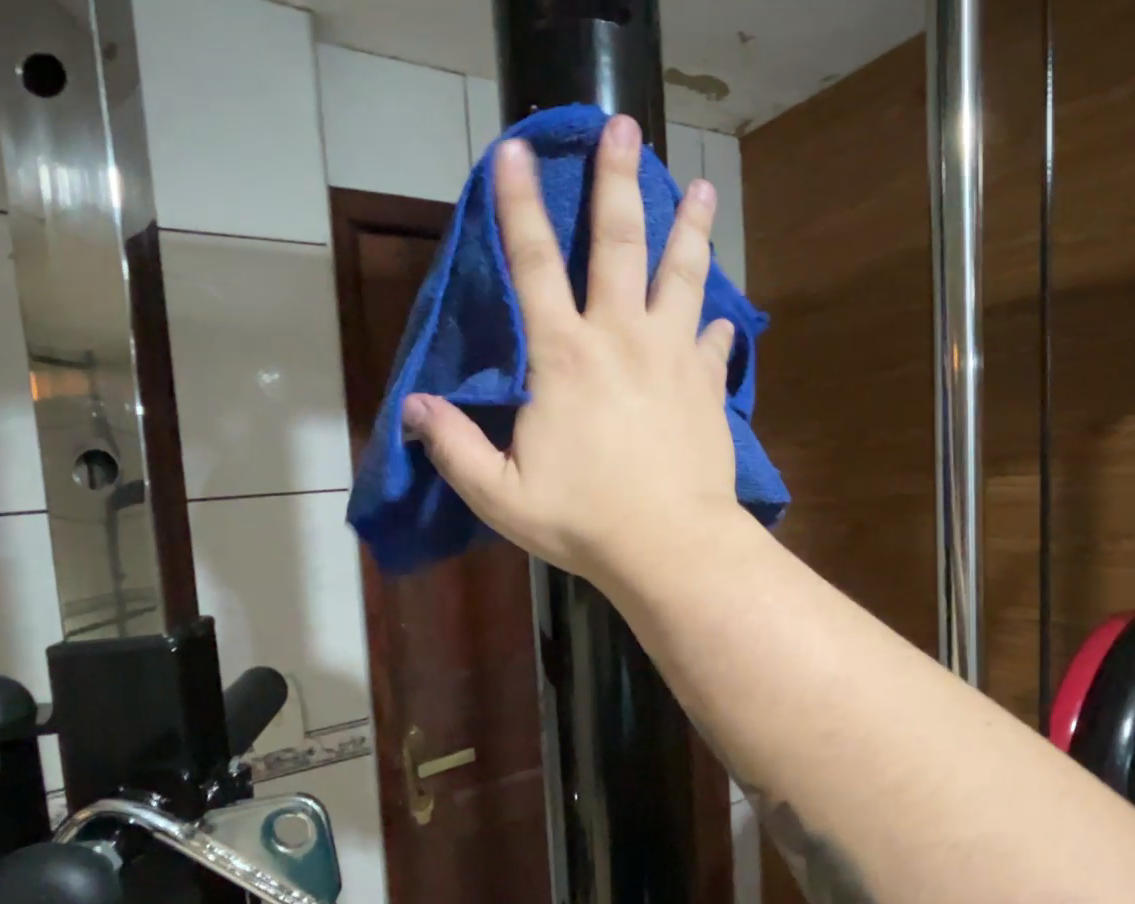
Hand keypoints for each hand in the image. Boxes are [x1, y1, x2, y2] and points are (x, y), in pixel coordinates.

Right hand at [402, 114, 744, 583]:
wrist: (670, 545)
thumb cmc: (582, 519)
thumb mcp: (500, 494)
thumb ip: (455, 448)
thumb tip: (415, 408)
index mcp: (563, 355)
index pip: (533, 263)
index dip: (519, 204)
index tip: (516, 151)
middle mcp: (620, 337)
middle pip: (619, 242)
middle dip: (618, 180)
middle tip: (626, 128)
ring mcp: (672, 355)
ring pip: (682, 274)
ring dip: (689, 228)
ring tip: (701, 189)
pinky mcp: (708, 383)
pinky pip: (714, 338)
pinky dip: (715, 322)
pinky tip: (719, 313)